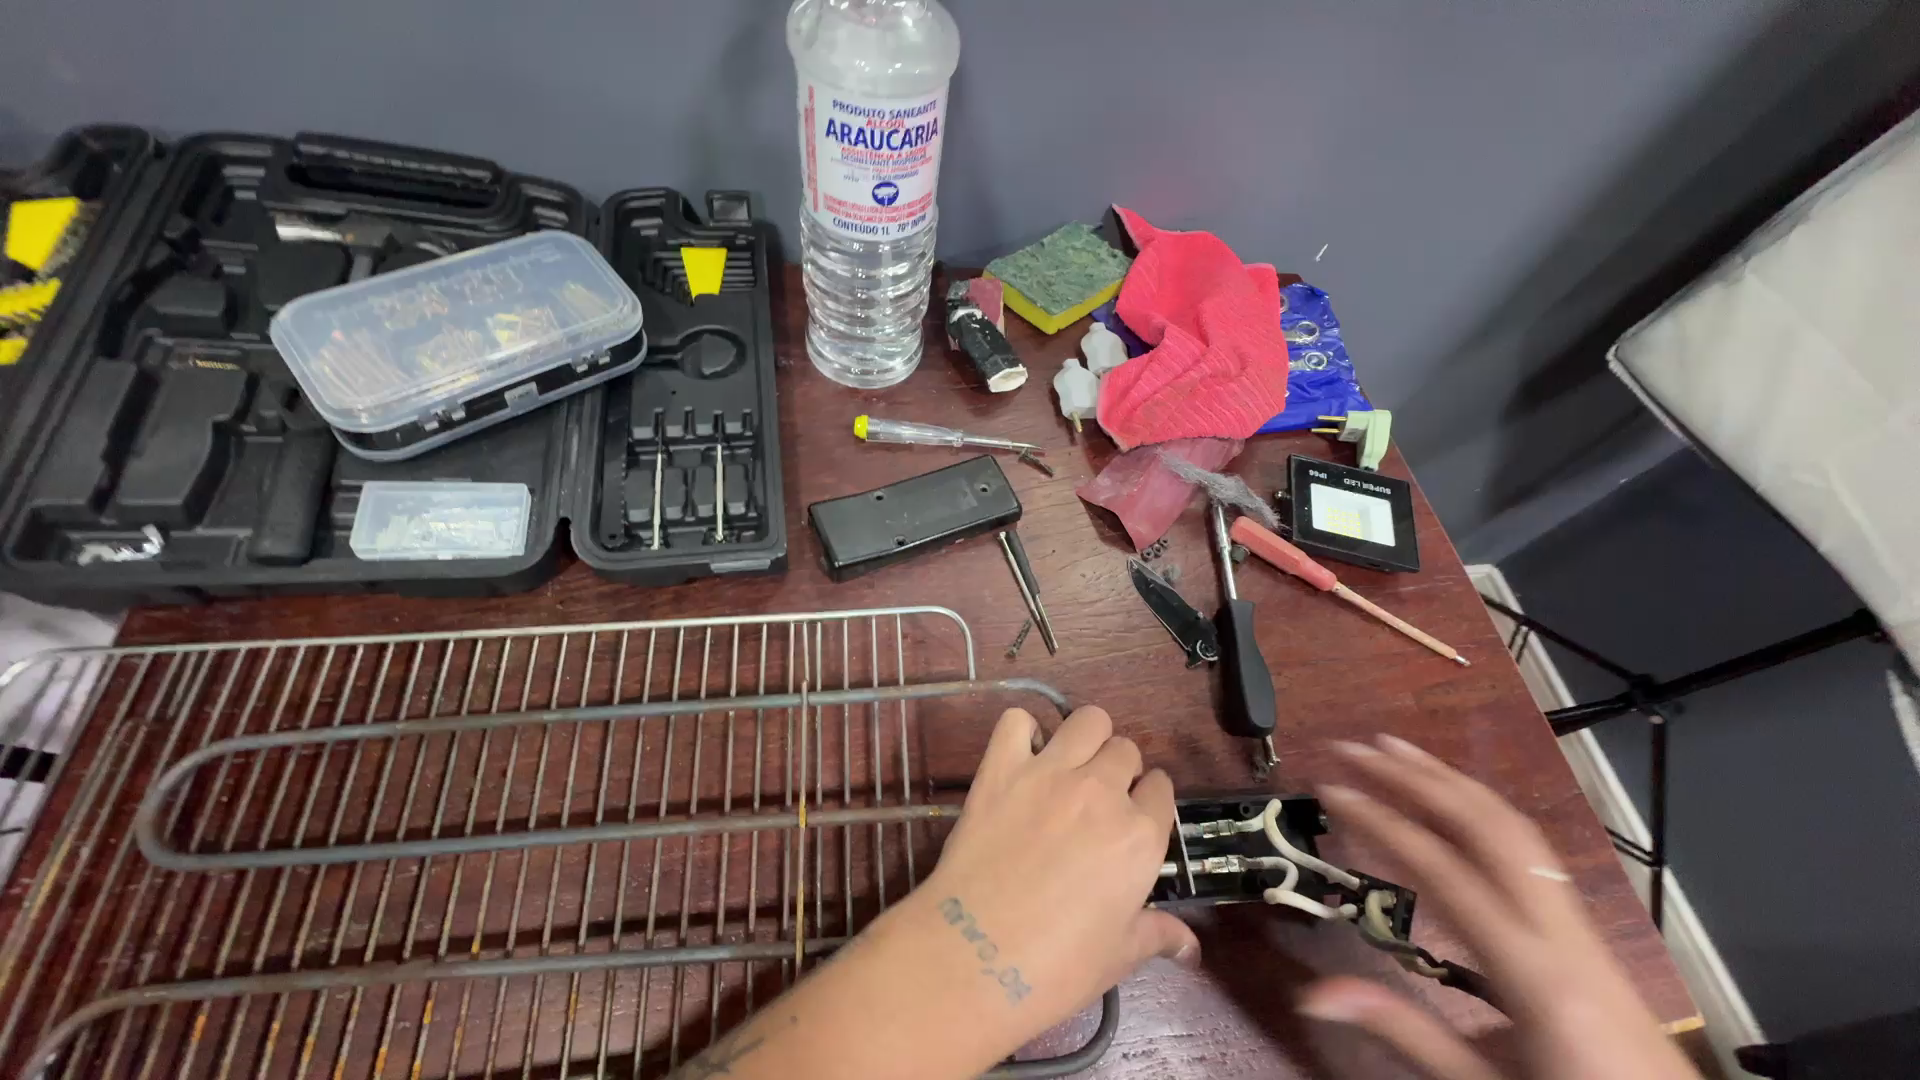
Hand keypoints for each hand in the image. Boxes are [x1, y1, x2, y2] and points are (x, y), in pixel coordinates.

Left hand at [898, 705, 1197, 1046]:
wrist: (977, 954)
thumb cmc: (1057, 965)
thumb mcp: (1118, 955)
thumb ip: (1156, 934)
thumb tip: (1190, 946)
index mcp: (1140, 835)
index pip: (1161, 788)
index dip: (1148, 800)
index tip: (1134, 815)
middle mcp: (1102, 792)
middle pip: (1125, 750)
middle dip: (1119, 769)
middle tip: (1098, 798)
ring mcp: (1050, 773)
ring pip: (1087, 720)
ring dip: (1086, 737)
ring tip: (1070, 765)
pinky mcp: (1001, 768)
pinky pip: (1017, 721)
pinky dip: (1022, 731)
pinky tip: (1022, 756)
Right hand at [1300, 735, 1698, 1079]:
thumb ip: (1403, 1030)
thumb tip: (1313, 994)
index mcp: (1531, 971)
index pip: (1443, 871)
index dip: (1382, 822)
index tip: (1331, 790)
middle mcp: (1559, 931)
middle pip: (1485, 828)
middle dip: (1418, 778)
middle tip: (1357, 748)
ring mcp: (1579, 925)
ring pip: (1515, 830)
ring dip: (1452, 781)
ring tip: (1397, 751)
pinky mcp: (1585, 931)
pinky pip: (1531, 851)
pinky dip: (1483, 809)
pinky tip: (1452, 801)